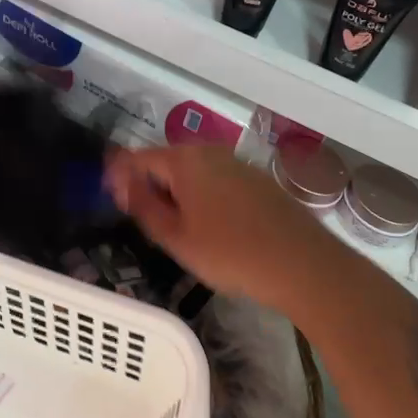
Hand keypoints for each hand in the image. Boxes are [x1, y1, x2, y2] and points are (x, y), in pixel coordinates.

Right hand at [105, 144, 323, 307]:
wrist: (305, 265)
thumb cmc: (231, 253)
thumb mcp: (176, 237)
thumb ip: (144, 207)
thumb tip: (122, 184)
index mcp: (184, 160)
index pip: (137, 158)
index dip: (119, 176)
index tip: (112, 200)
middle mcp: (209, 152)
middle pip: (167, 163)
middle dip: (151, 186)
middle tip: (145, 221)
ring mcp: (238, 164)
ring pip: (195, 174)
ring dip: (179, 194)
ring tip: (178, 229)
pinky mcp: (260, 181)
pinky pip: (219, 183)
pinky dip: (206, 198)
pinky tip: (214, 230)